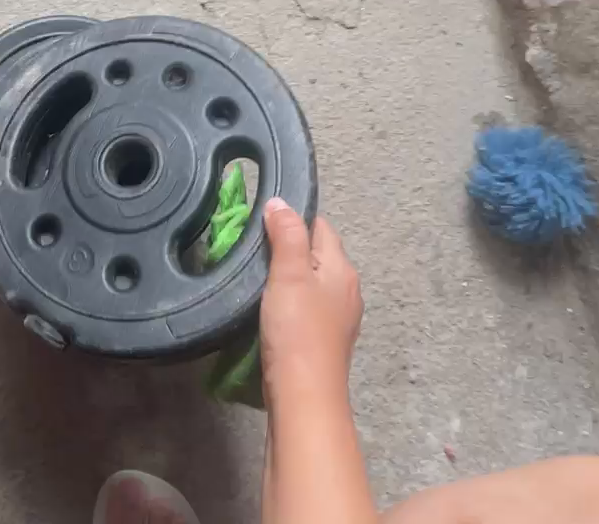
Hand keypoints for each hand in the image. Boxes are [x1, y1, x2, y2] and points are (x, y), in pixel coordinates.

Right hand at [259, 199, 361, 400]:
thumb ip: (286, 234)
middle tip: (252, 247)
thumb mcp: (288, 273)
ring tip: (256, 275)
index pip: (320, 226)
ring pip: (309, 280)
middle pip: (315, 253)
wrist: (304, 396)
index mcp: (341, 269)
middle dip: (287, 246)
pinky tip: (268, 306)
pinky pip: (305, 305)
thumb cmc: (297, 329)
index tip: (261, 221)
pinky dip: (288, 299)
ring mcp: (337, 317)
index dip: (292, 219)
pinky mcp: (323, 338)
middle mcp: (346, 290)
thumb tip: (280, 203)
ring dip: (286, 275)